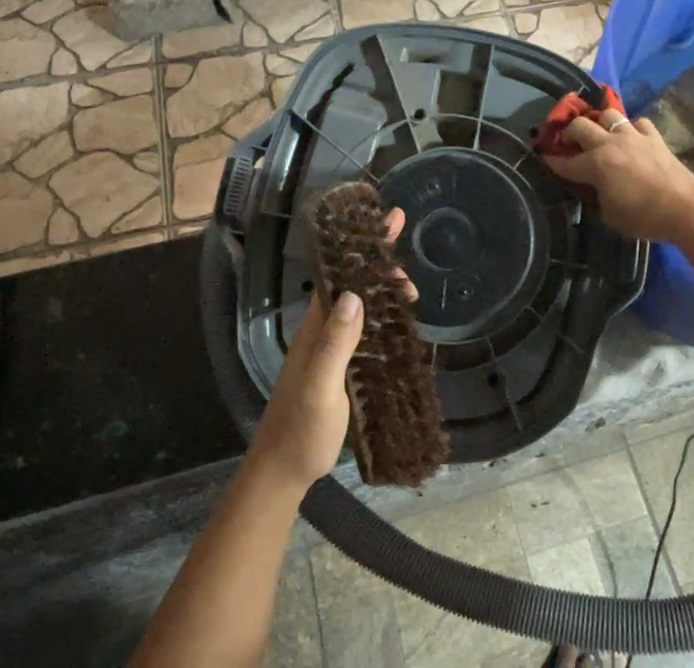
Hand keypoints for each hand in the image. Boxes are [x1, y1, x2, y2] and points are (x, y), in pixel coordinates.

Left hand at [244, 208, 407, 495]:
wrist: (283, 471)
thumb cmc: (301, 430)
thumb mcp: (320, 386)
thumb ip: (335, 343)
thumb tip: (354, 295)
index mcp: (315, 330)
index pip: (340, 277)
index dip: (362, 250)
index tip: (387, 224)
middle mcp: (320, 334)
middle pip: (351, 288)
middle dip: (378, 269)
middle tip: (410, 271)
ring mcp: (328, 353)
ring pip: (357, 309)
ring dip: (381, 294)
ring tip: (410, 292)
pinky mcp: (338, 371)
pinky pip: (362, 332)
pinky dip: (380, 319)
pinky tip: (396, 326)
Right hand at [541, 112, 693, 244]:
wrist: (685, 207)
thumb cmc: (644, 217)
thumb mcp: (610, 215)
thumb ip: (598, 197)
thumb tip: (597, 189)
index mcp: (595, 164)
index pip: (565, 162)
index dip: (552, 162)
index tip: (544, 159)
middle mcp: (611, 144)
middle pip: (581, 126)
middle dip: (568, 132)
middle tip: (567, 141)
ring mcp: (634, 136)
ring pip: (609, 115)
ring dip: (600, 123)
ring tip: (599, 133)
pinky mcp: (655, 138)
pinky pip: (638, 123)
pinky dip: (631, 128)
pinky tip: (631, 138)